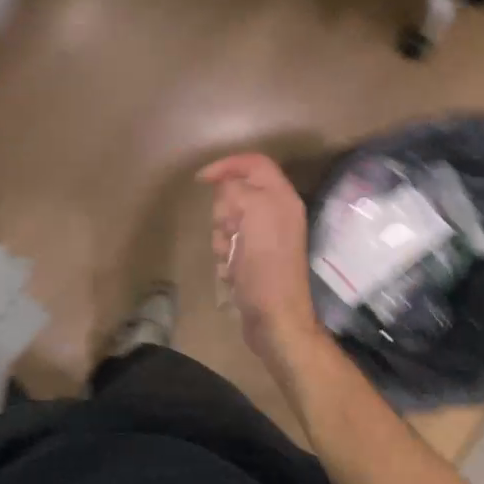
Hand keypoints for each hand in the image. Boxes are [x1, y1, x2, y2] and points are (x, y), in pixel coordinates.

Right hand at [199, 153, 320, 360]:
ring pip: (228, 223)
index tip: (201, 179)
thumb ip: (240, 190)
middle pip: (236, 194)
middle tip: (229, 231)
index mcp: (282, 199)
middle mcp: (277, 214)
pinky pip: (229, 247)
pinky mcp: (254, 261)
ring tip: (231, 258)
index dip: (228, 165)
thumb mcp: (254, 215)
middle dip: (223, 212)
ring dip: (222, 239)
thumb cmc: (266, 267)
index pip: (255, 164)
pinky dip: (226, 258)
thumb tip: (227, 186)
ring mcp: (265, 239)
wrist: (275, 319)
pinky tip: (233, 274)